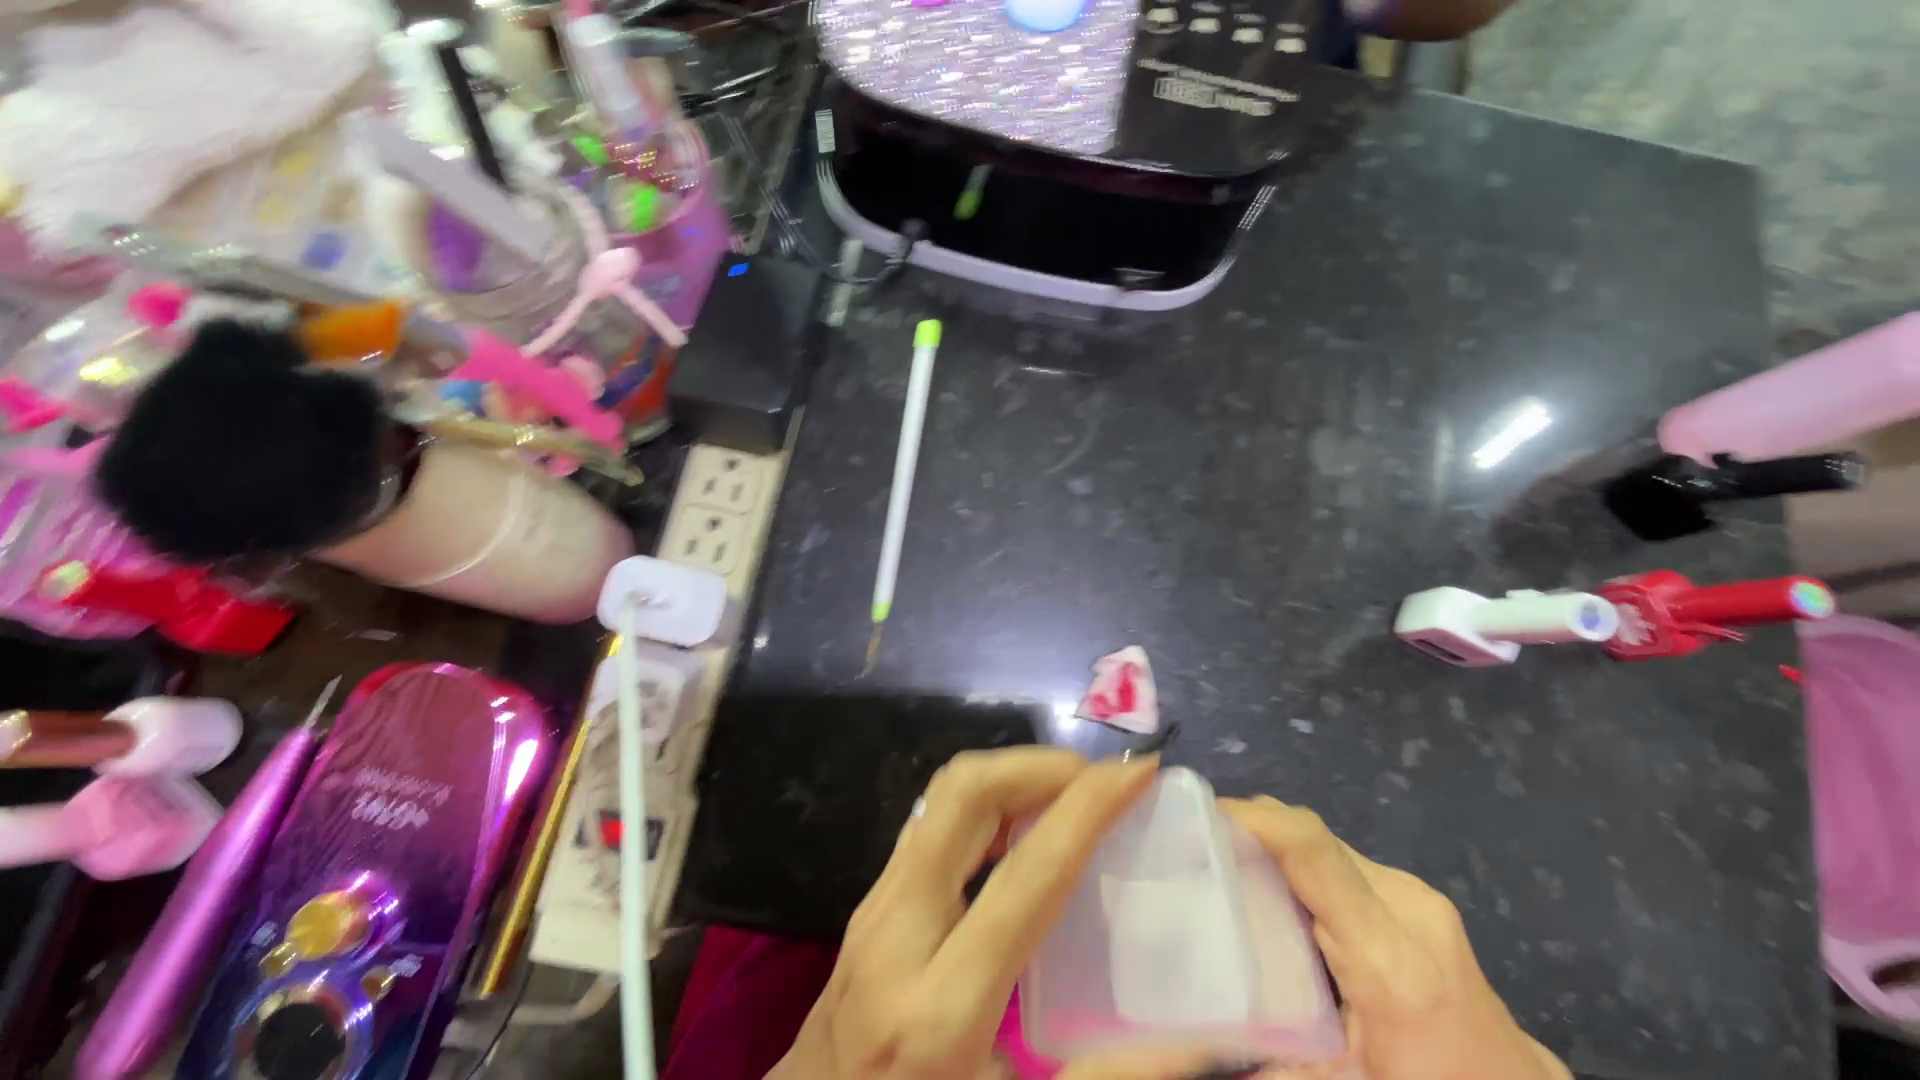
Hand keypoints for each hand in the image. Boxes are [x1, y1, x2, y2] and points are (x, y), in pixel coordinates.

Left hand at [770, 748, 1243, 1079]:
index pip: (1026, 875)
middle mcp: (898, 930)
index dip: (1088, 811)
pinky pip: (935, 821)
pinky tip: (1025, 827)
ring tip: (1075, 795)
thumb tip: (1198, 1046)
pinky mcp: (872, 899)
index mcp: (942, 1004)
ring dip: (1013, 775)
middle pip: (963, 797)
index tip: (1138, 772)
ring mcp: (876, 905)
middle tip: (1102, 781)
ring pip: (944, 796)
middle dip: (1039, 766)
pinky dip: (988, 802)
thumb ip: (1103, 1077)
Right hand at [1220, 798, 1570, 1079]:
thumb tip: (1191, 1036)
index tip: (1195, 812)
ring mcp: (1415, 896)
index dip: (1255, 820)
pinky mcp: (1413, 897)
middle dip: (1244, 830)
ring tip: (1214, 867)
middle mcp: (1406, 907)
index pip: (1314, 853)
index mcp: (1388, 959)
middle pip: (1311, 838)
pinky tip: (1265, 892)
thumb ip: (1265, 1061)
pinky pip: (1339, 862)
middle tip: (1184, 848)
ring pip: (1322, 845)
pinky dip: (1294, 864)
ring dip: (1267, 846)